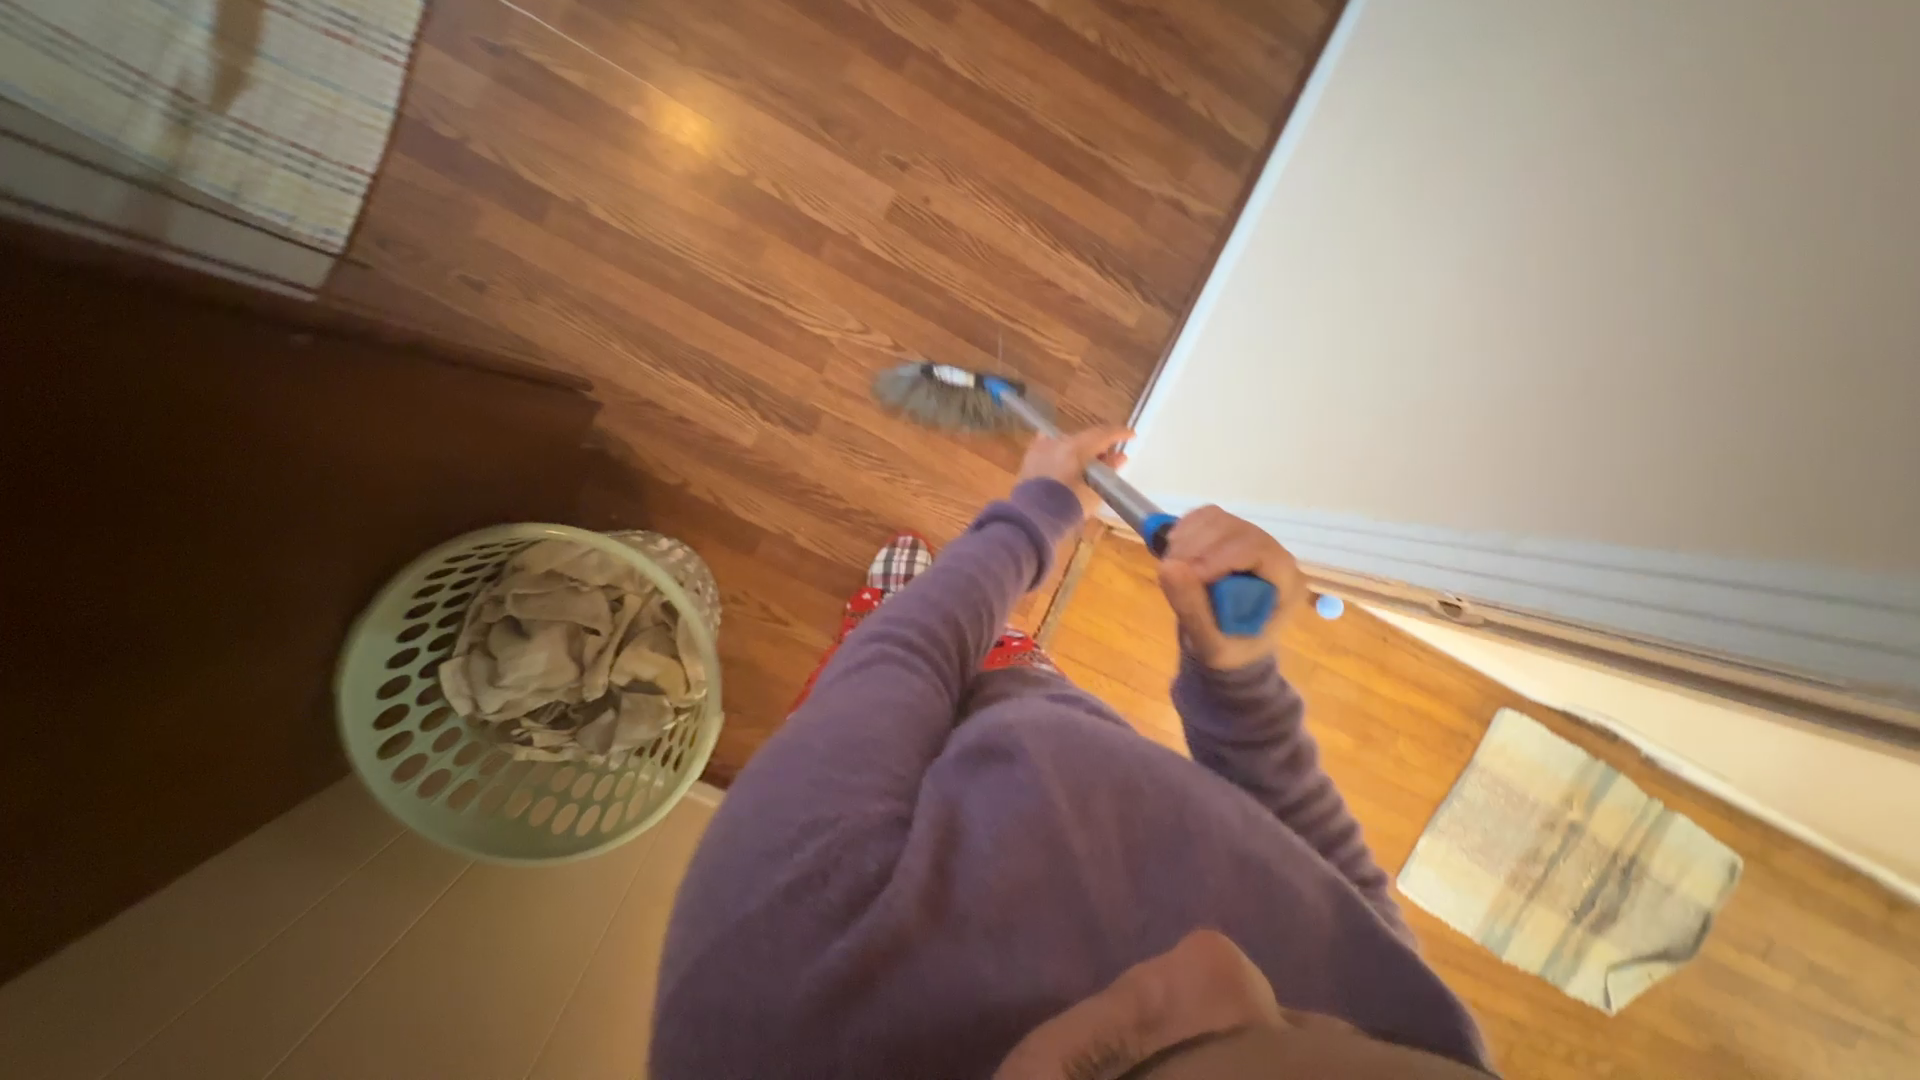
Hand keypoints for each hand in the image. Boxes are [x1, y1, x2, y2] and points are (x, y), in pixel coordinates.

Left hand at [1016, 426, 1132, 516]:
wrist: (1033, 519)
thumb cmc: (1068, 506)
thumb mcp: (1094, 491)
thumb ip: (1108, 471)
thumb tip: (1120, 457)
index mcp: (1075, 447)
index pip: (1102, 433)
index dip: (1119, 433)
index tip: (1131, 435)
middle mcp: (1057, 441)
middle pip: (1083, 438)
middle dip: (1098, 446)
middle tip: (1108, 459)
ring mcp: (1041, 448)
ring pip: (1066, 443)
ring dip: (1079, 450)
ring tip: (1088, 465)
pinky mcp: (1029, 458)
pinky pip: (1049, 448)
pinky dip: (1060, 453)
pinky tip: (1064, 461)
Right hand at [1156, 506, 1309, 670]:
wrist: (1231, 648)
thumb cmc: (1230, 651)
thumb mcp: (1211, 645)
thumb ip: (1193, 610)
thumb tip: (1167, 568)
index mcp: (1285, 583)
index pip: (1258, 550)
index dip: (1219, 556)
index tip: (1187, 574)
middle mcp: (1273, 555)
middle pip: (1234, 529)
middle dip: (1197, 548)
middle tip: (1169, 573)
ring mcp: (1250, 541)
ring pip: (1217, 519)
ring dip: (1186, 539)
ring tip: (1171, 569)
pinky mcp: (1227, 536)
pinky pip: (1203, 518)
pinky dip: (1183, 531)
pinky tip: (1174, 555)